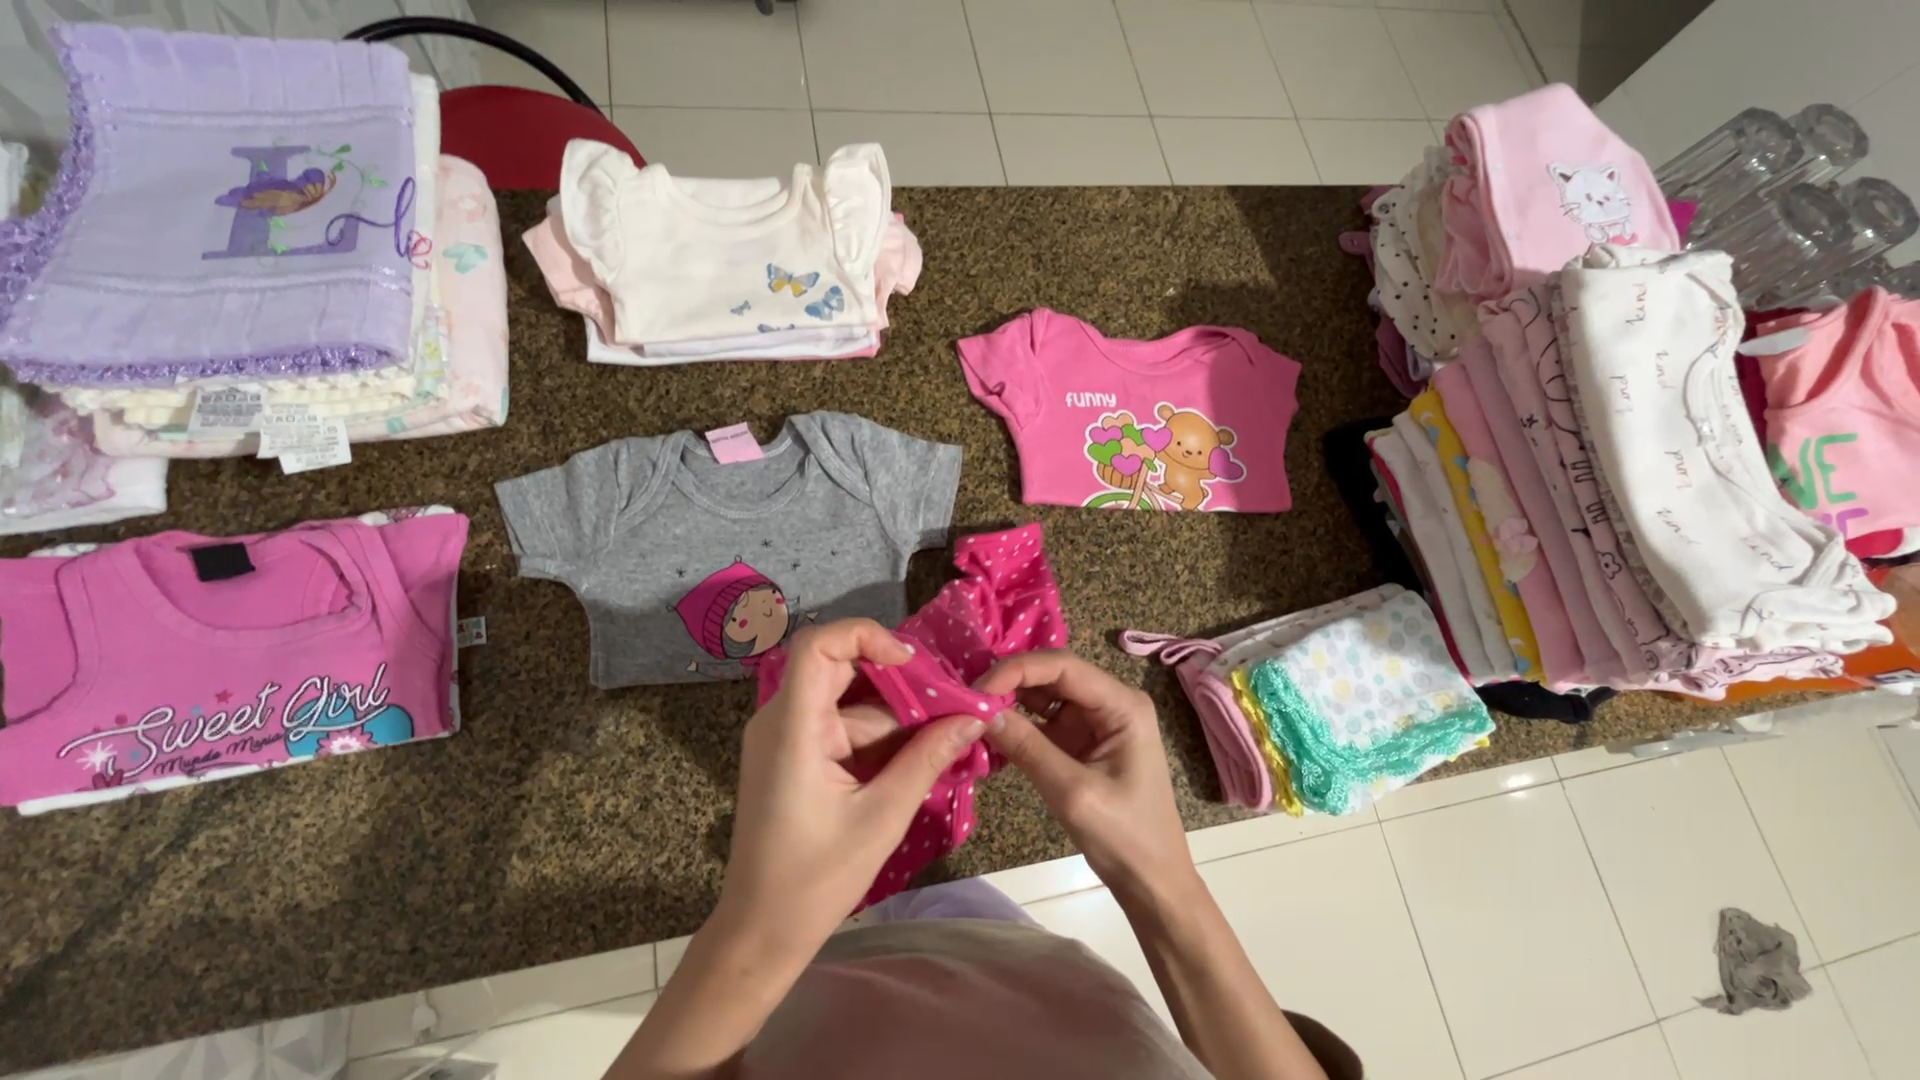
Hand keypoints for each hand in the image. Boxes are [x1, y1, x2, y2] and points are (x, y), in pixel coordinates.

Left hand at [718, 619, 984, 956]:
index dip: (863, 635)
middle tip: (944, 700)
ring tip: (943, 731)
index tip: (910, 664)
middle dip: (894, 680)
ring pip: (844, 701)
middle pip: (837, 669)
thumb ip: (927, 759)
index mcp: (792, 728)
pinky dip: (874, 736)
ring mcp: (783, 738)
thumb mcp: (882, 817)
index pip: (816, 645)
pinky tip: (914, 753)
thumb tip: (972, 718)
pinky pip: (837, 726)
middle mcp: (780, 721)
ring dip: (891, 714)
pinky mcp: (791, 757)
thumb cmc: (816, 879)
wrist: (761, 931)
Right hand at [975, 651, 1195, 900]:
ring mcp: (1095, 722)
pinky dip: (1017, 725)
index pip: (1063, 666)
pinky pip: (1044, 721)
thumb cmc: (1124, 837)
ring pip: (1044, 695)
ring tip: (971, 712)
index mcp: (1123, 705)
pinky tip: (989, 732)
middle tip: (967, 700)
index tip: (977, 689)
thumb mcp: (1072, 792)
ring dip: (1010, 702)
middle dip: (1010, 682)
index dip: (1017, 669)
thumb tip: (980, 713)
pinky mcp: (1081, 741)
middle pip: (1052, 675)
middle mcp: (1111, 702)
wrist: (1151, 881)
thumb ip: (1027, 747)